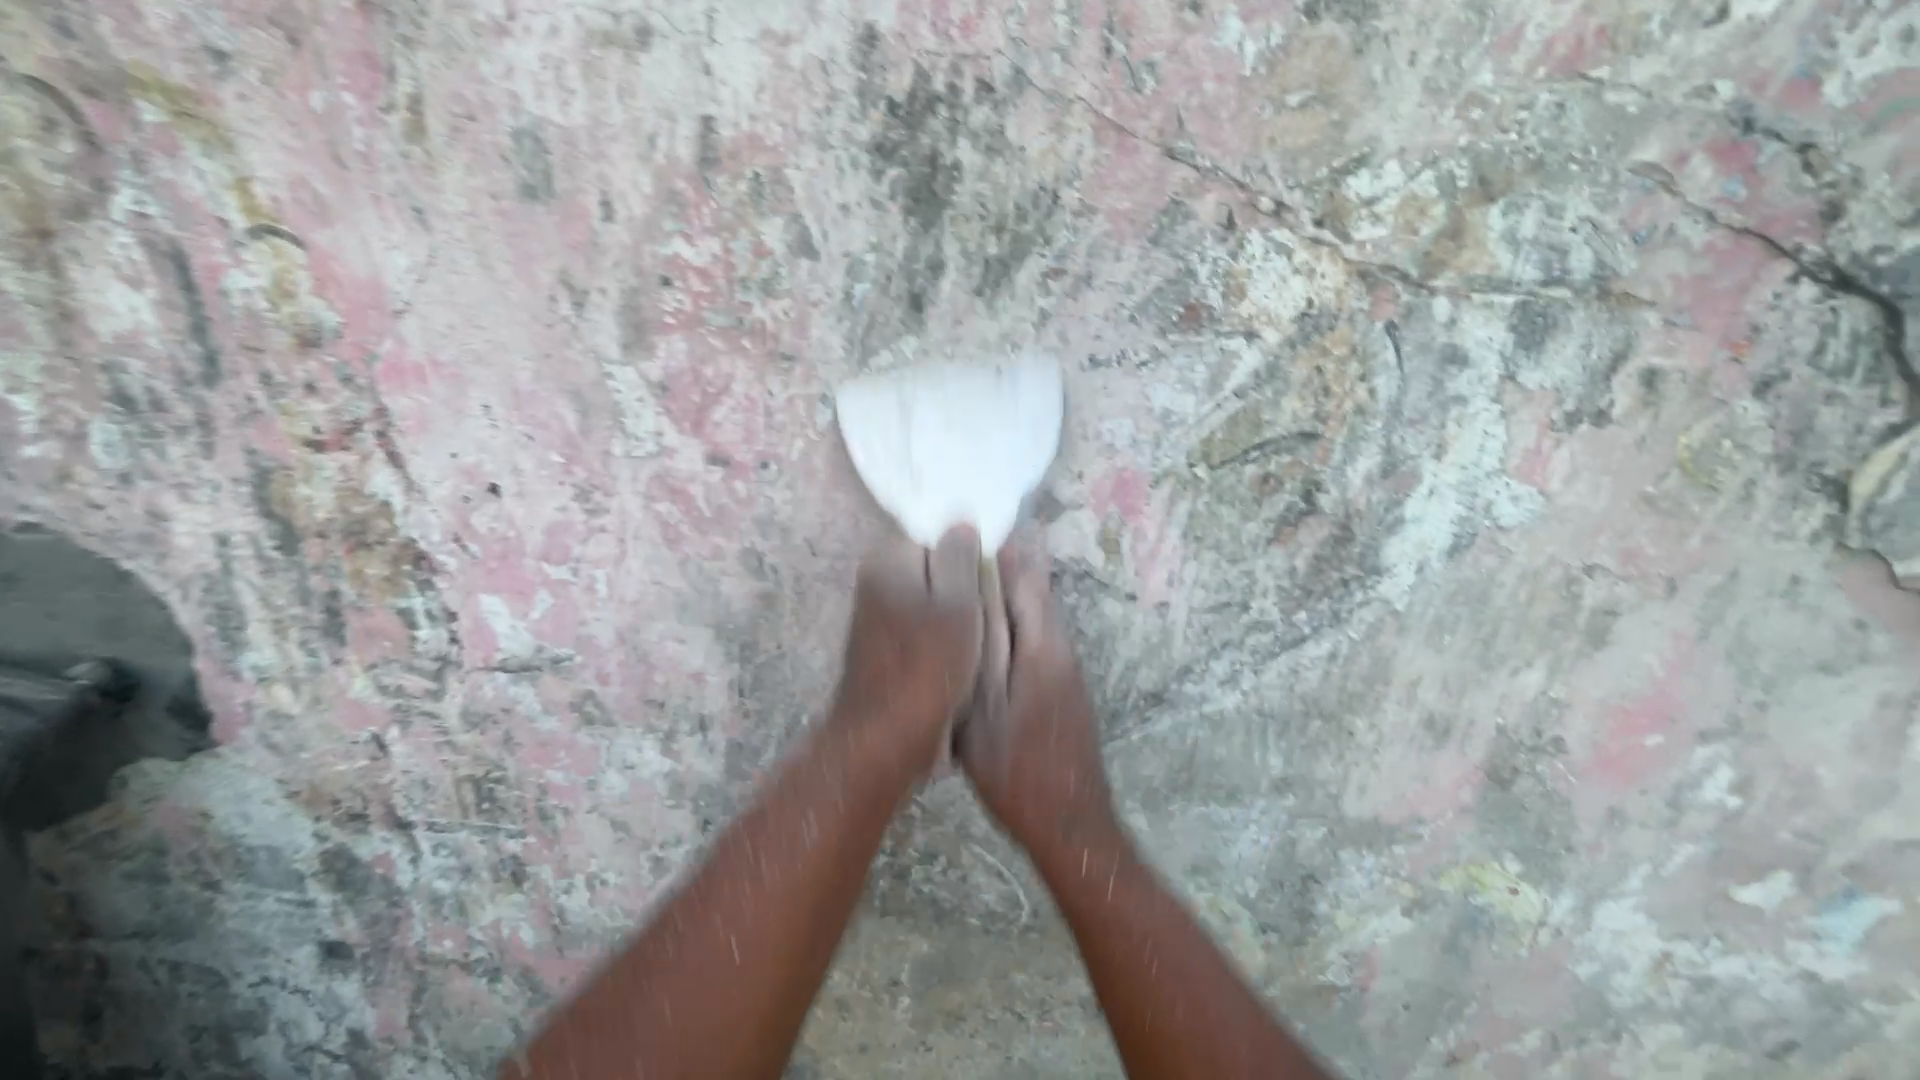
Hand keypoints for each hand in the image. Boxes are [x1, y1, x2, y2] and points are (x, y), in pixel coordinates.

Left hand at [830, 526, 985, 778]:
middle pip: (934, 564)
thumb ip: (960, 558)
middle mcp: (878, 582)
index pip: (933, 530)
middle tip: (1002, 589)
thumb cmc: (927, 668)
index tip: (999, 557)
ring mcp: (880, 617)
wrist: (886, 739)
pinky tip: (973, 648)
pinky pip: (928, 624)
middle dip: (967, 575)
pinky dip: (950, 632)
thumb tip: (962, 522)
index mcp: (889, 562)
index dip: (968, 541)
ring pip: (934, 597)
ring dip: (961, 607)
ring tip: (992, 619)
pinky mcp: (889, 648)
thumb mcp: (958, 606)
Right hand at [958, 534, 1116, 857]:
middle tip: (967, 549)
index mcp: (1043, 646)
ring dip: (1008, 597)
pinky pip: (1037, 641)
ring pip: (1035, 618)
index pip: (1026, 578)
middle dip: (1006, 567)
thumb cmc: (1016, 770)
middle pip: (1034, 594)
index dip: (1005, 548)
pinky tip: (989, 636)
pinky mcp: (1065, 691)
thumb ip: (984, 646)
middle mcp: (1062, 649)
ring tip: (970, 584)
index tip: (979, 524)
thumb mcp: (984, 708)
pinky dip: (1014, 627)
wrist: (1069, 823)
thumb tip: (977, 591)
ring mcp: (1067, 672)